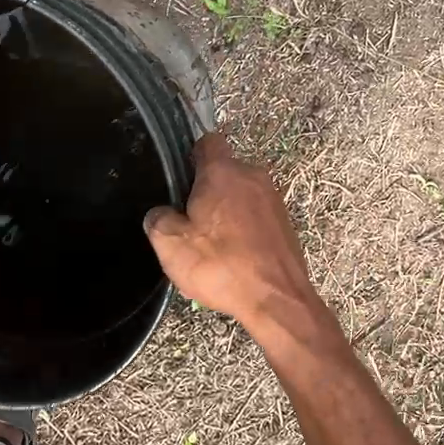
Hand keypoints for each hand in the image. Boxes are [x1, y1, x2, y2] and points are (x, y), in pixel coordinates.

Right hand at [143, 133, 318, 334]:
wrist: (278, 302)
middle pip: (223, 171)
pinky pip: (257, 217)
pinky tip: (235, 259)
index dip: (191, 156)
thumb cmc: (222, 266)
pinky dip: (245, 231)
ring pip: (241, 195)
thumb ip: (157, 220)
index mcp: (223, 171)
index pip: (207, 142)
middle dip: (207, 191)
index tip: (181, 180)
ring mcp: (273, 200)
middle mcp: (251, 177)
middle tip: (191, 222)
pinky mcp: (286, 225)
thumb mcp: (170, 245)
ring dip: (227, 213)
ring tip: (213, 246)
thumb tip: (160, 214)